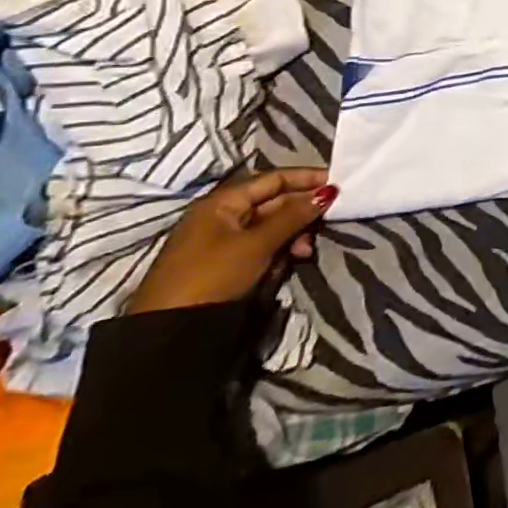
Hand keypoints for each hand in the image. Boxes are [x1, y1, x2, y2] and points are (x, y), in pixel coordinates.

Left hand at [125, 168, 337, 314]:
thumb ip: (295, 215)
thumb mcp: (258, 243)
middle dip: (303, 210)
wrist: (169, 329)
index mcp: (222, 202)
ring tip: (306, 249)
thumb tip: (329, 191)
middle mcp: (222, 215)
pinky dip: (282, 247)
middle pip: (274, 201)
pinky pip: (264, 244)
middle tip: (330, 219)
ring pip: (272, 225)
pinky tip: (293, 258)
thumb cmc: (213, 274)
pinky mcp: (228, 261)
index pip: (273, 179)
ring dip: (295, 232)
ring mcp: (223, 239)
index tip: (338, 182)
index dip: (306, 178)